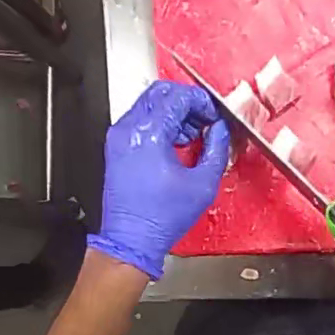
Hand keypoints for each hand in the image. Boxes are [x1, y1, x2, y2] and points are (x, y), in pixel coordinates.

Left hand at [89, 80, 232, 279]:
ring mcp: (118, 139)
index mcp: (148, 133)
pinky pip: (138, 122)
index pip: (177, 97)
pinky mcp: (116, 149)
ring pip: (148, 105)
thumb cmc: (160, 218)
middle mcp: (128, 130)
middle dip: (185, 103)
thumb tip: (219, 132)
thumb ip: (217, 150)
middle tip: (203, 120)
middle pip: (159, 93)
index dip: (201, 102)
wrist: (131, 240)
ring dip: (172, 114)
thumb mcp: (202, 185)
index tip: (212, 115)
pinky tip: (173, 146)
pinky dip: (157, 125)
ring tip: (190, 136)